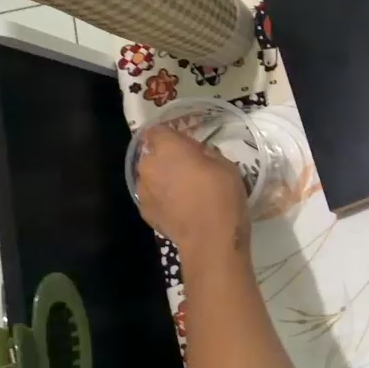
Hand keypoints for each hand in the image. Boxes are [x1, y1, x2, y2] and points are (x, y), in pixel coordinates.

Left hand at [132, 126, 249, 259]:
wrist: (210, 238)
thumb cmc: (222, 195)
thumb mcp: (226, 165)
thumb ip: (205, 153)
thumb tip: (196, 154)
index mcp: (168, 148)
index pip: (157, 130)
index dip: (171, 135)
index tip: (187, 144)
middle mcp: (148, 165)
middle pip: (153, 154)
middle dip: (168, 158)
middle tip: (191, 169)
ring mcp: (142, 189)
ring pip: (151, 176)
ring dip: (164, 178)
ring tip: (186, 191)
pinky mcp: (144, 210)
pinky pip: (153, 196)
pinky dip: (163, 198)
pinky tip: (181, 207)